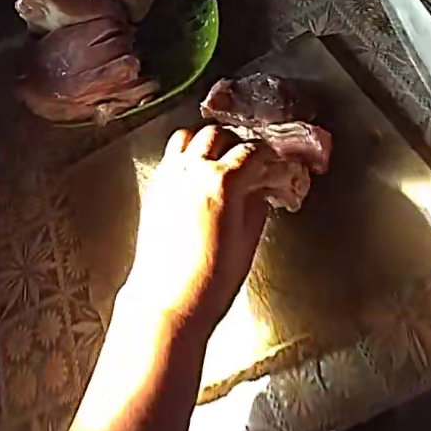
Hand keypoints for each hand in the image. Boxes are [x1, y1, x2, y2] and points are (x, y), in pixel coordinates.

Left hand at [118, 126, 283, 337]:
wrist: (169, 296)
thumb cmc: (212, 278)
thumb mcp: (247, 240)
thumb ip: (256, 204)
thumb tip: (261, 187)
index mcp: (221, 182)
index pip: (251, 151)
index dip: (268, 154)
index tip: (275, 160)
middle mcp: (192, 171)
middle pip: (216, 134)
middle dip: (236, 142)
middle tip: (250, 158)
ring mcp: (169, 175)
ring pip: (188, 137)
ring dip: (207, 142)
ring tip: (221, 159)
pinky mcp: (155, 185)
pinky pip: (171, 155)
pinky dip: (187, 154)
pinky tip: (198, 172)